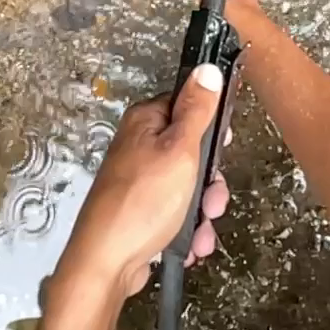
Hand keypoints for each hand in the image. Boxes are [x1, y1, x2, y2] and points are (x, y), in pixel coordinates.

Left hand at [38, 67, 231, 329]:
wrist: (107, 261)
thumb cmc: (142, 201)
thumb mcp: (179, 150)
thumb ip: (196, 111)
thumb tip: (207, 68)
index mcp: (145, 120)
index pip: (186, 106)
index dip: (209, 128)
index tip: (222, 148)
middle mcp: (139, 144)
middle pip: (191, 151)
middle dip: (209, 181)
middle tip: (211, 200)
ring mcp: (139, 178)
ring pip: (187, 186)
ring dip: (201, 210)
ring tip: (200, 229)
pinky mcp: (140, 208)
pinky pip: (175, 211)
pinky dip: (187, 228)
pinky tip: (189, 244)